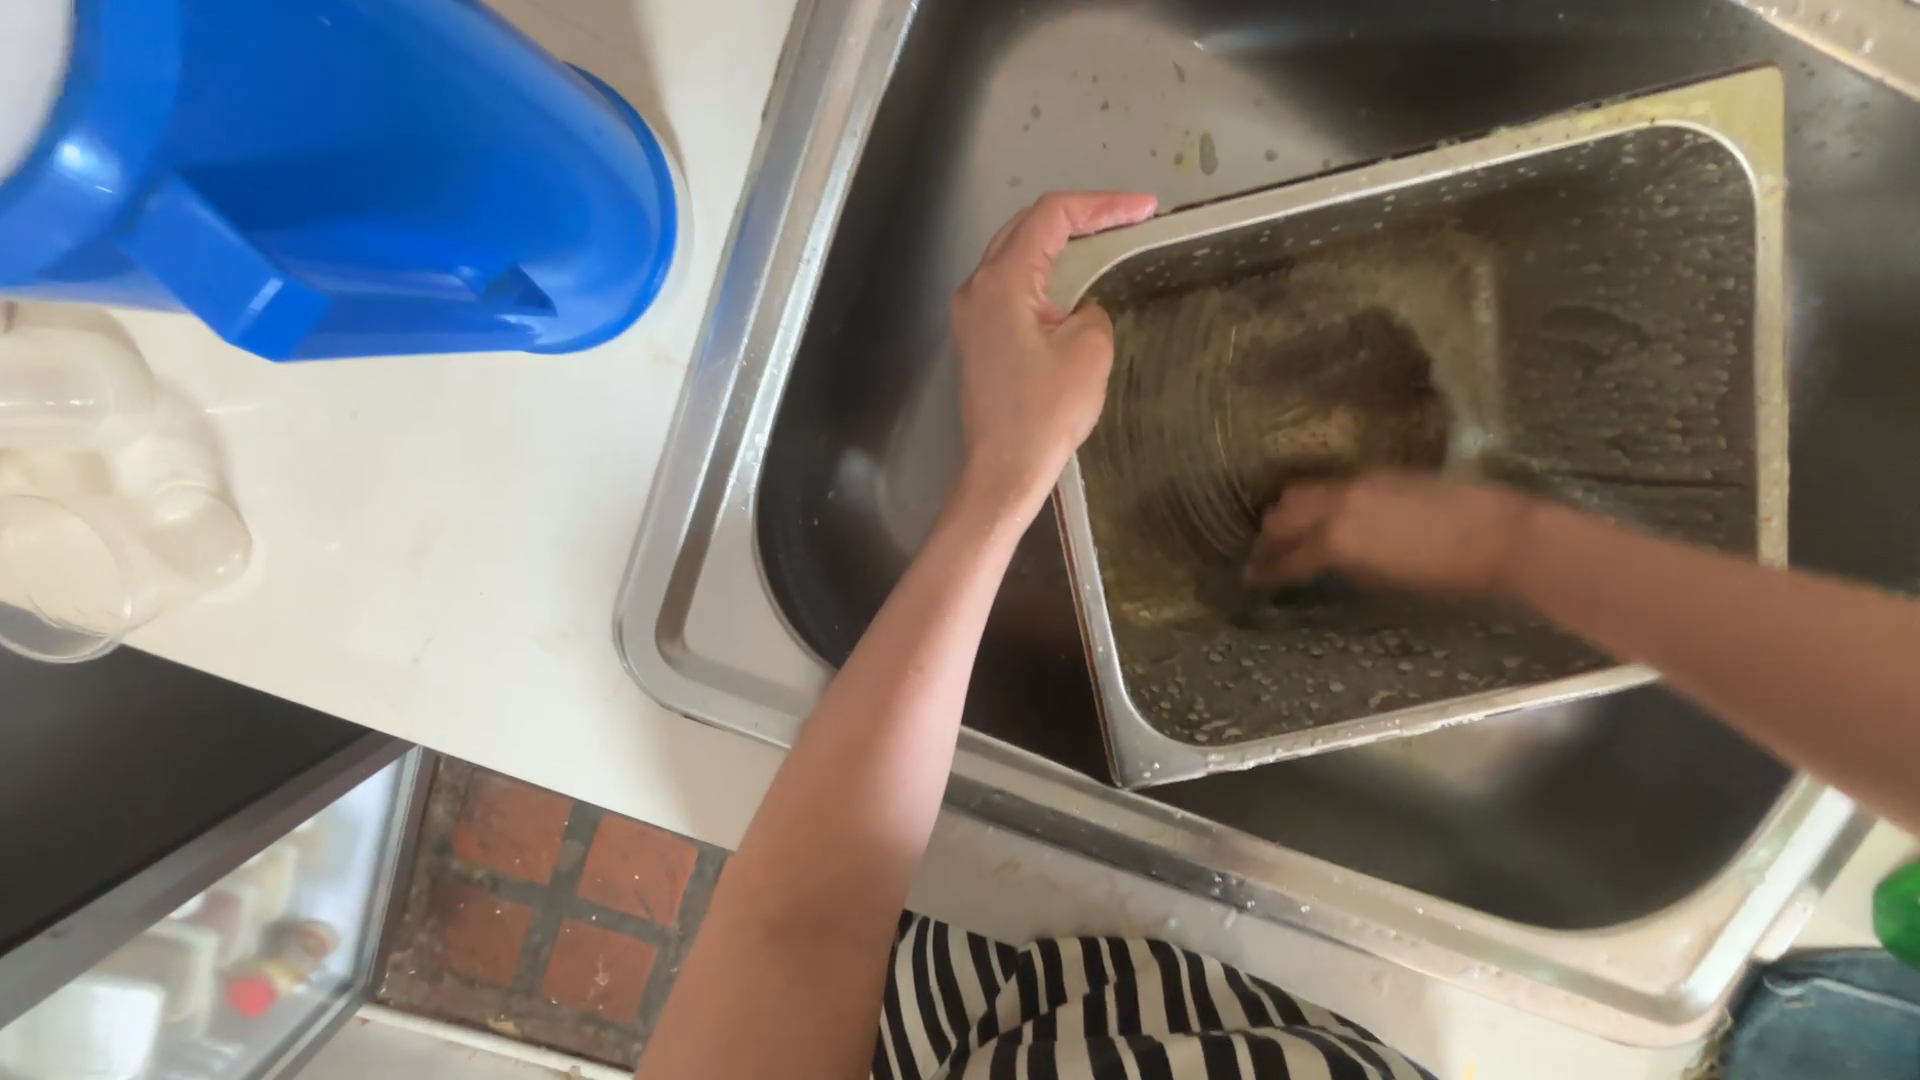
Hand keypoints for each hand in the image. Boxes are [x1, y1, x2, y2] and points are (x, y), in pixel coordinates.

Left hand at [950, 191, 1157, 505]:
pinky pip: (1008, 289)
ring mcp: (970, 314)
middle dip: (1077, 217)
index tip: (1144, 209)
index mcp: (1003, 281)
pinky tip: (1067, 285)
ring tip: (1101, 242)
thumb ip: (1092, 310)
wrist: (1004, 468)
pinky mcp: (975, 338)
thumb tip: (1080, 310)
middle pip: (1026, 228)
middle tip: (1125, 219)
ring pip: (1013, 256)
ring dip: (1057, 246)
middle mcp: (977, 288)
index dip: (1102, 205)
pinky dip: (1041, 277)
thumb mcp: (1089, 351)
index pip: (1051, 216)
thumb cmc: (1046, 412)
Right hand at [1246, 471, 1538, 595]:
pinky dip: (1318, 500)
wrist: (1504, 537)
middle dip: (1267, 537)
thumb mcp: (1385, 581)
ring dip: (1287, 512)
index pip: (1287, 556)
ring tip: (1288, 528)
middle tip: (1262, 554)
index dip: (1265, 570)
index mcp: (1338, 540)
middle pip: (1282, 515)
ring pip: (1302, 491)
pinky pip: (1332, 485)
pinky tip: (1328, 513)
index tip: (1250, 579)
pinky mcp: (1380, 473)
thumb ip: (1345, 566)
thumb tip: (1325, 561)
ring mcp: (1359, 484)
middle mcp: (1339, 505)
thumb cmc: (1447, 575)